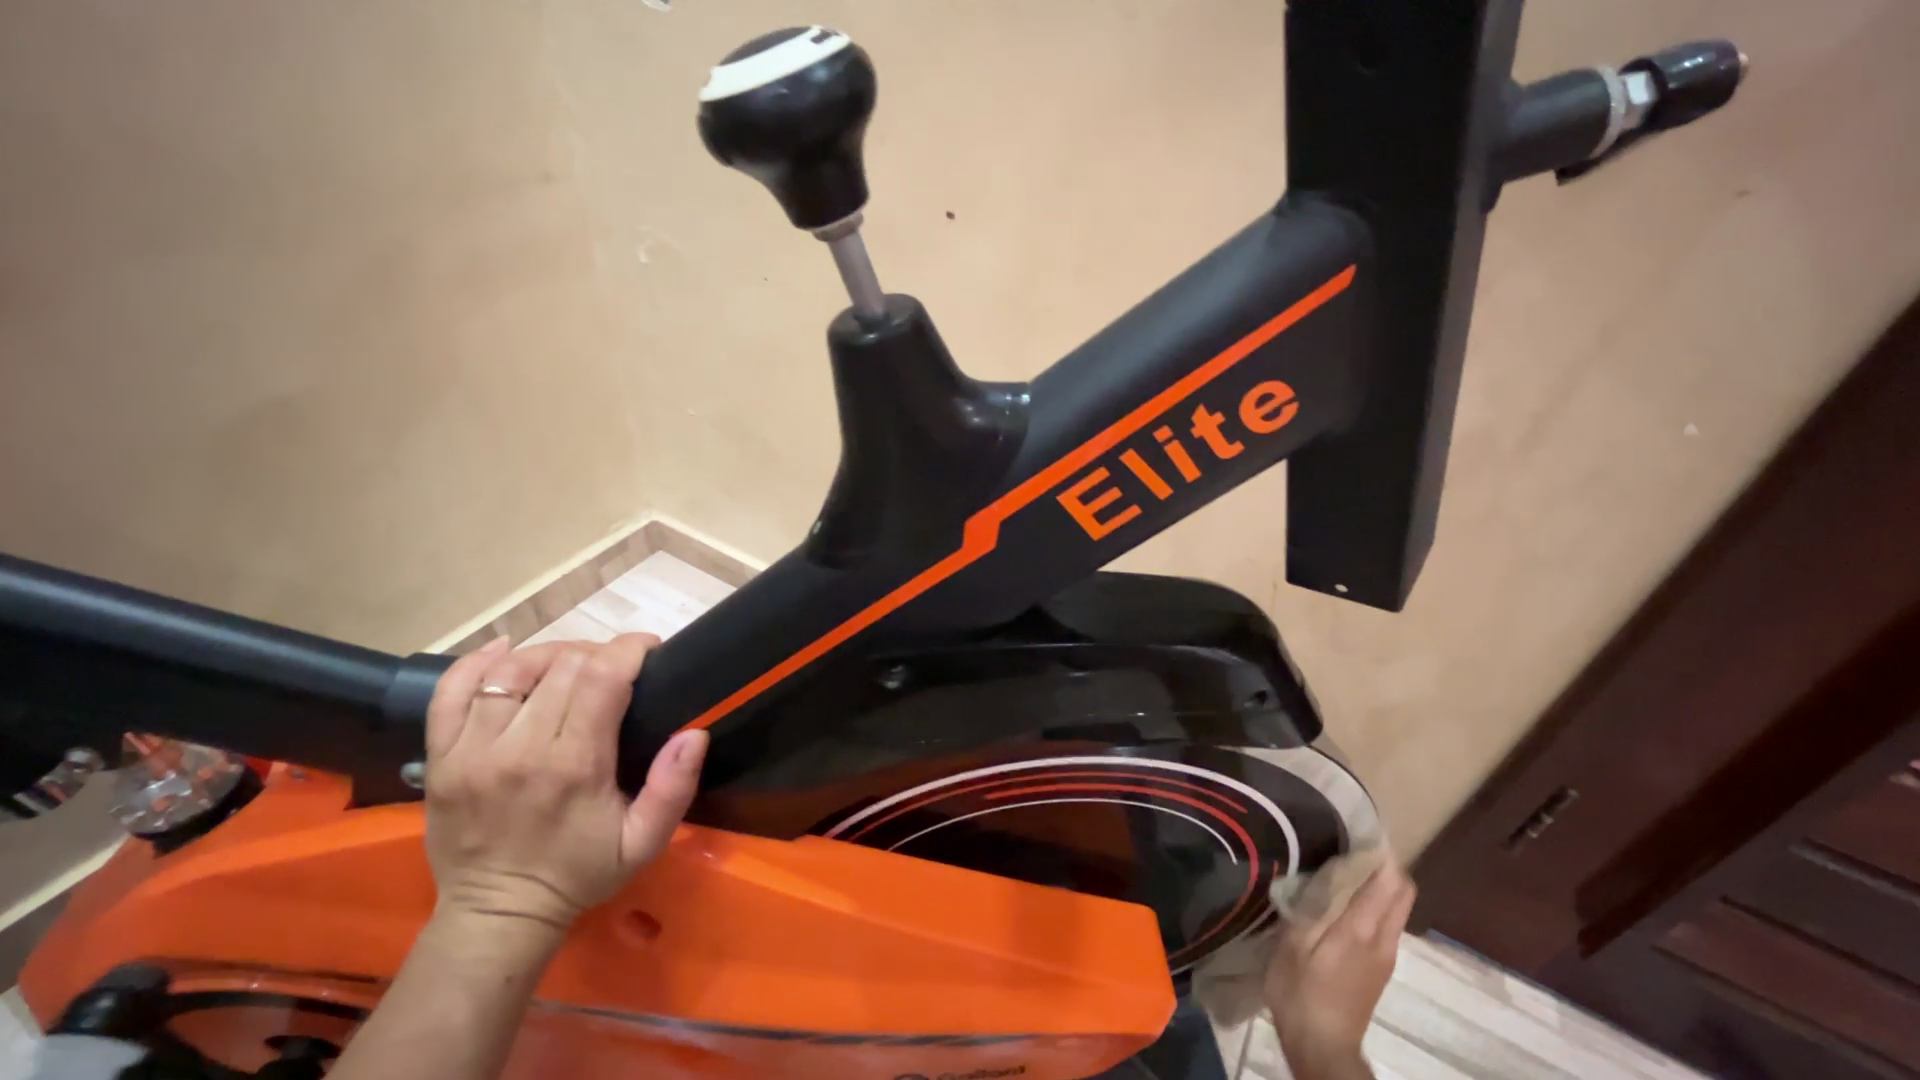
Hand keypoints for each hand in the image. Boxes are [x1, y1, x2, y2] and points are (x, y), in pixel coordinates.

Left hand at [421, 633, 707, 931]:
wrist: (498, 915)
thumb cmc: (579, 874)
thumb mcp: (643, 842)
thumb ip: (673, 788)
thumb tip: (695, 733)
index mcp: (574, 765)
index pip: (602, 676)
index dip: (629, 649)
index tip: (649, 648)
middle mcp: (520, 748)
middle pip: (562, 666)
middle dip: (597, 652)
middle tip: (615, 667)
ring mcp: (472, 751)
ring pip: (510, 670)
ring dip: (547, 655)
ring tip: (568, 665)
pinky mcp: (440, 758)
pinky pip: (450, 692)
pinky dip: (476, 662)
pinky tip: (503, 651)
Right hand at [1264, 857, 1415, 1076]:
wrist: (1323, 1047)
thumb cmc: (1300, 992)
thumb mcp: (1294, 946)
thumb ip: (1312, 908)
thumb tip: (1326, 874)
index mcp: (1361, 929)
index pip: (1389, 880)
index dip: (1381, 853)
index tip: (1360, 831)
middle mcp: (1383, 938)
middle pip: (1403, 891)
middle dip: (1386, 866)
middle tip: (1353, 848)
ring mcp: (1386, 956)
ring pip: (1397, 908)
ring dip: (1381, 886)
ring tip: (1344, 872)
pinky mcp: (1380, 968)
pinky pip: (1386, 924)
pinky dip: (1375, 905)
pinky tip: (1343, 907)